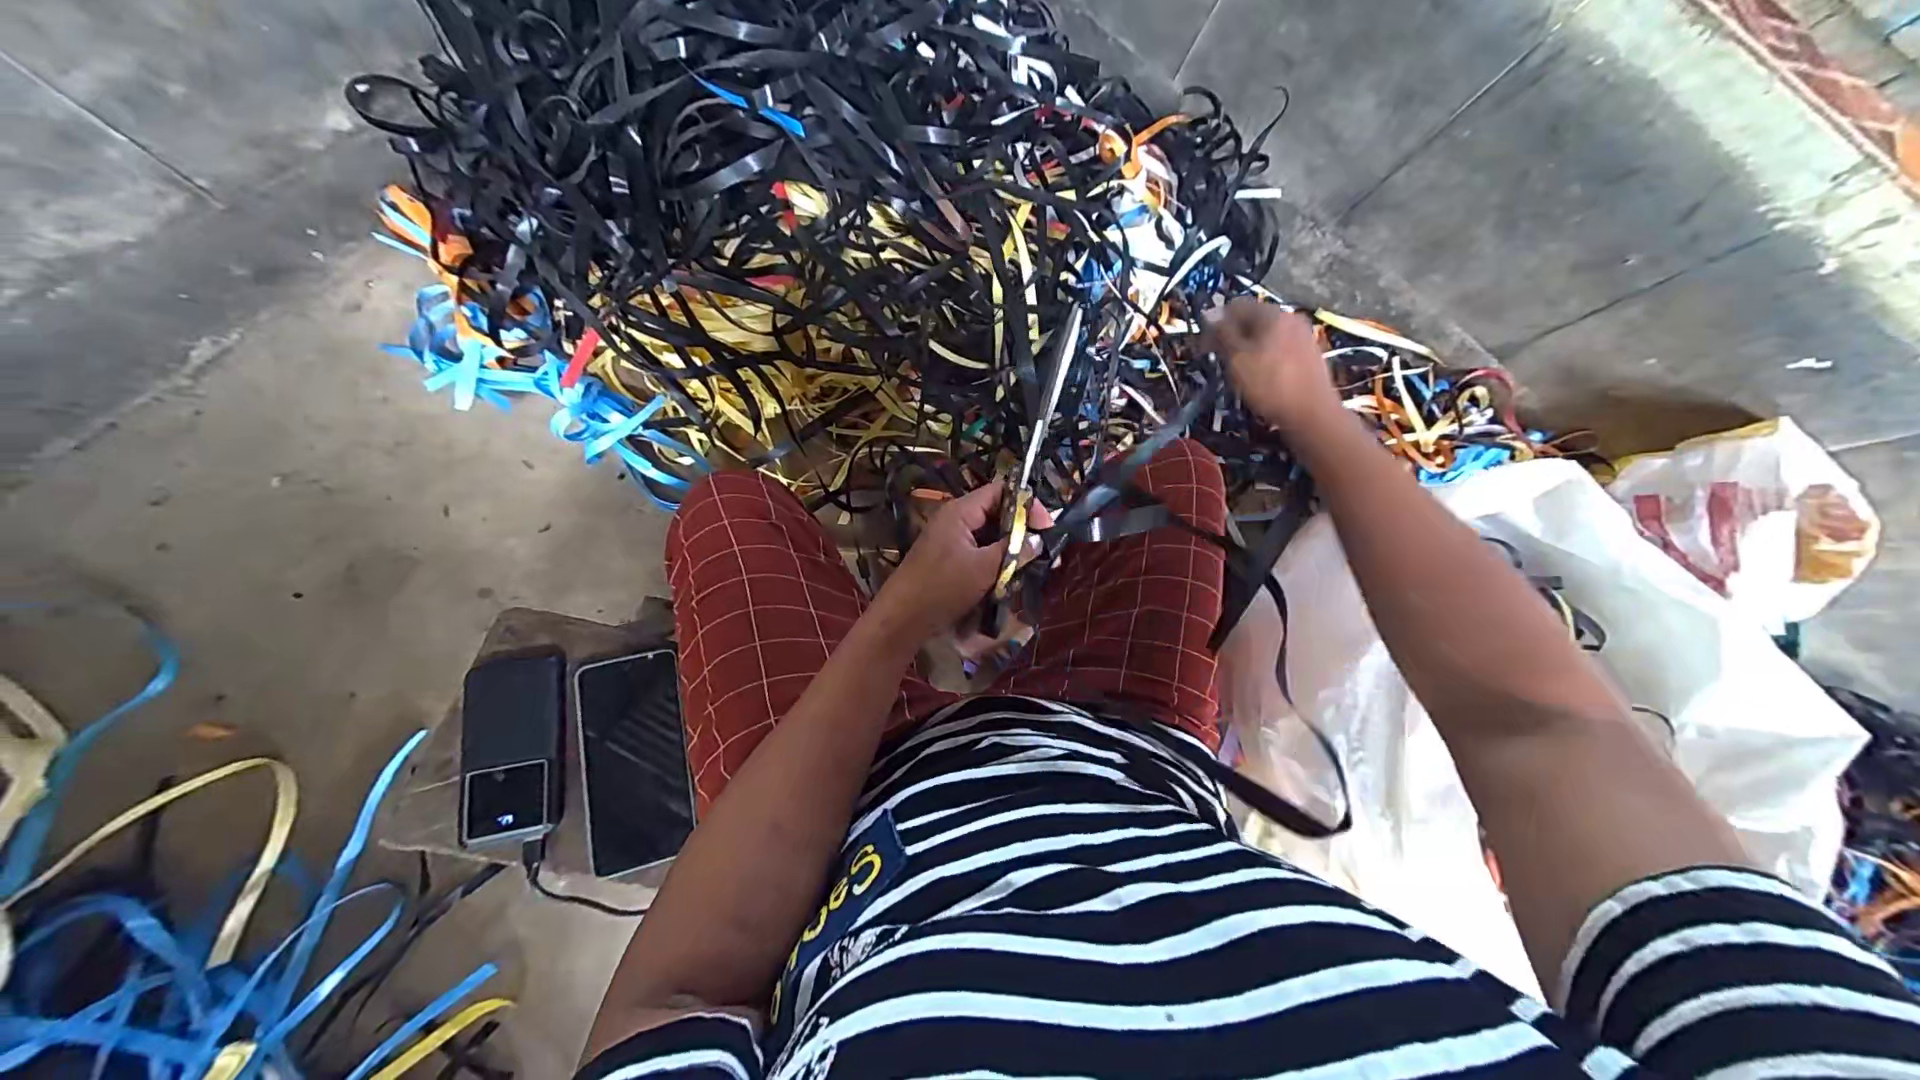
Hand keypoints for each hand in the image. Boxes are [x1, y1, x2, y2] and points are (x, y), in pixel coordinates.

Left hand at [870, 480, 1046, 644]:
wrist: (903, 618)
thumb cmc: (942, 588)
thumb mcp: (984, 568)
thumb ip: (1014, 551)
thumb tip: (1038, 540)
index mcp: (960, 511)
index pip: (1000, 491)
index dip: (1026, 504)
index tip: (1046, 526)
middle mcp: (955, 520)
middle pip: (996, 512)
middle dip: (1021, 528)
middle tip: (1042, 548)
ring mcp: (950, 540)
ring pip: (989, 535)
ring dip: (1009, 548)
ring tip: (1029, 564)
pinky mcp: (949, 560)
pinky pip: (979, 551)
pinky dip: (995, 560)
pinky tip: (1008, 576)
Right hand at [1206, 298, 1342, 433]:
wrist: (1311, 413)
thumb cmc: (1269, 384)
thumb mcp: (1236, 359)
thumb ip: (1222, 334)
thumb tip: (1209, 314)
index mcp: (1272, 314)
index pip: (1236, 306)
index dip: (1215, 324)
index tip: (1205, 347)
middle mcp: (1290, 317)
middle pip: (1252, 319)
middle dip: (1232, 336)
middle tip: (1220, 360)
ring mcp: (1303, 334)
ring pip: (1265, 334)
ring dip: (1247, 347)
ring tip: (1239, 371)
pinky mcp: (1309, 353)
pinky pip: (1279, 346)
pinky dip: (1264, 356)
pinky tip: (1261, 377)